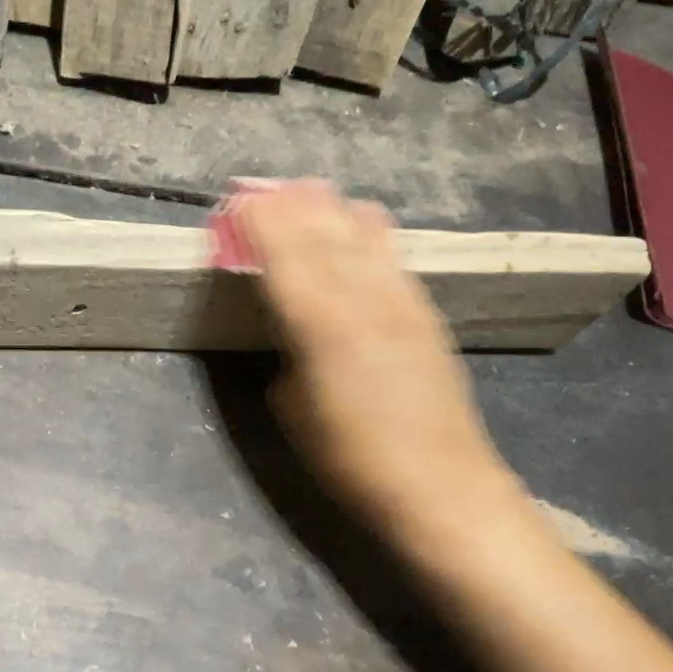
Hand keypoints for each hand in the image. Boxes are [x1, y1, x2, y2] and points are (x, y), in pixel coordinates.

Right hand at [237, 183, 522, 531]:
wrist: (438, 483)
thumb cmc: (349, 458)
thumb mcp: (292, 407)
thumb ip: (286, 351)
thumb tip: (289, 324)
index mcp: (318, 321)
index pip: (282, 249)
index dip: (256, 220)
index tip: (234, 203)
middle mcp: (361, 294)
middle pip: (322, 228)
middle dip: (288, 204)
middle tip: (261, 188)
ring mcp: (400, 297)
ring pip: (363, 230)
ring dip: (330, 208)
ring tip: (309, 194)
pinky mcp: (426, 309)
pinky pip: (391, 252)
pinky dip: (365, 230)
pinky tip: (358, 224)